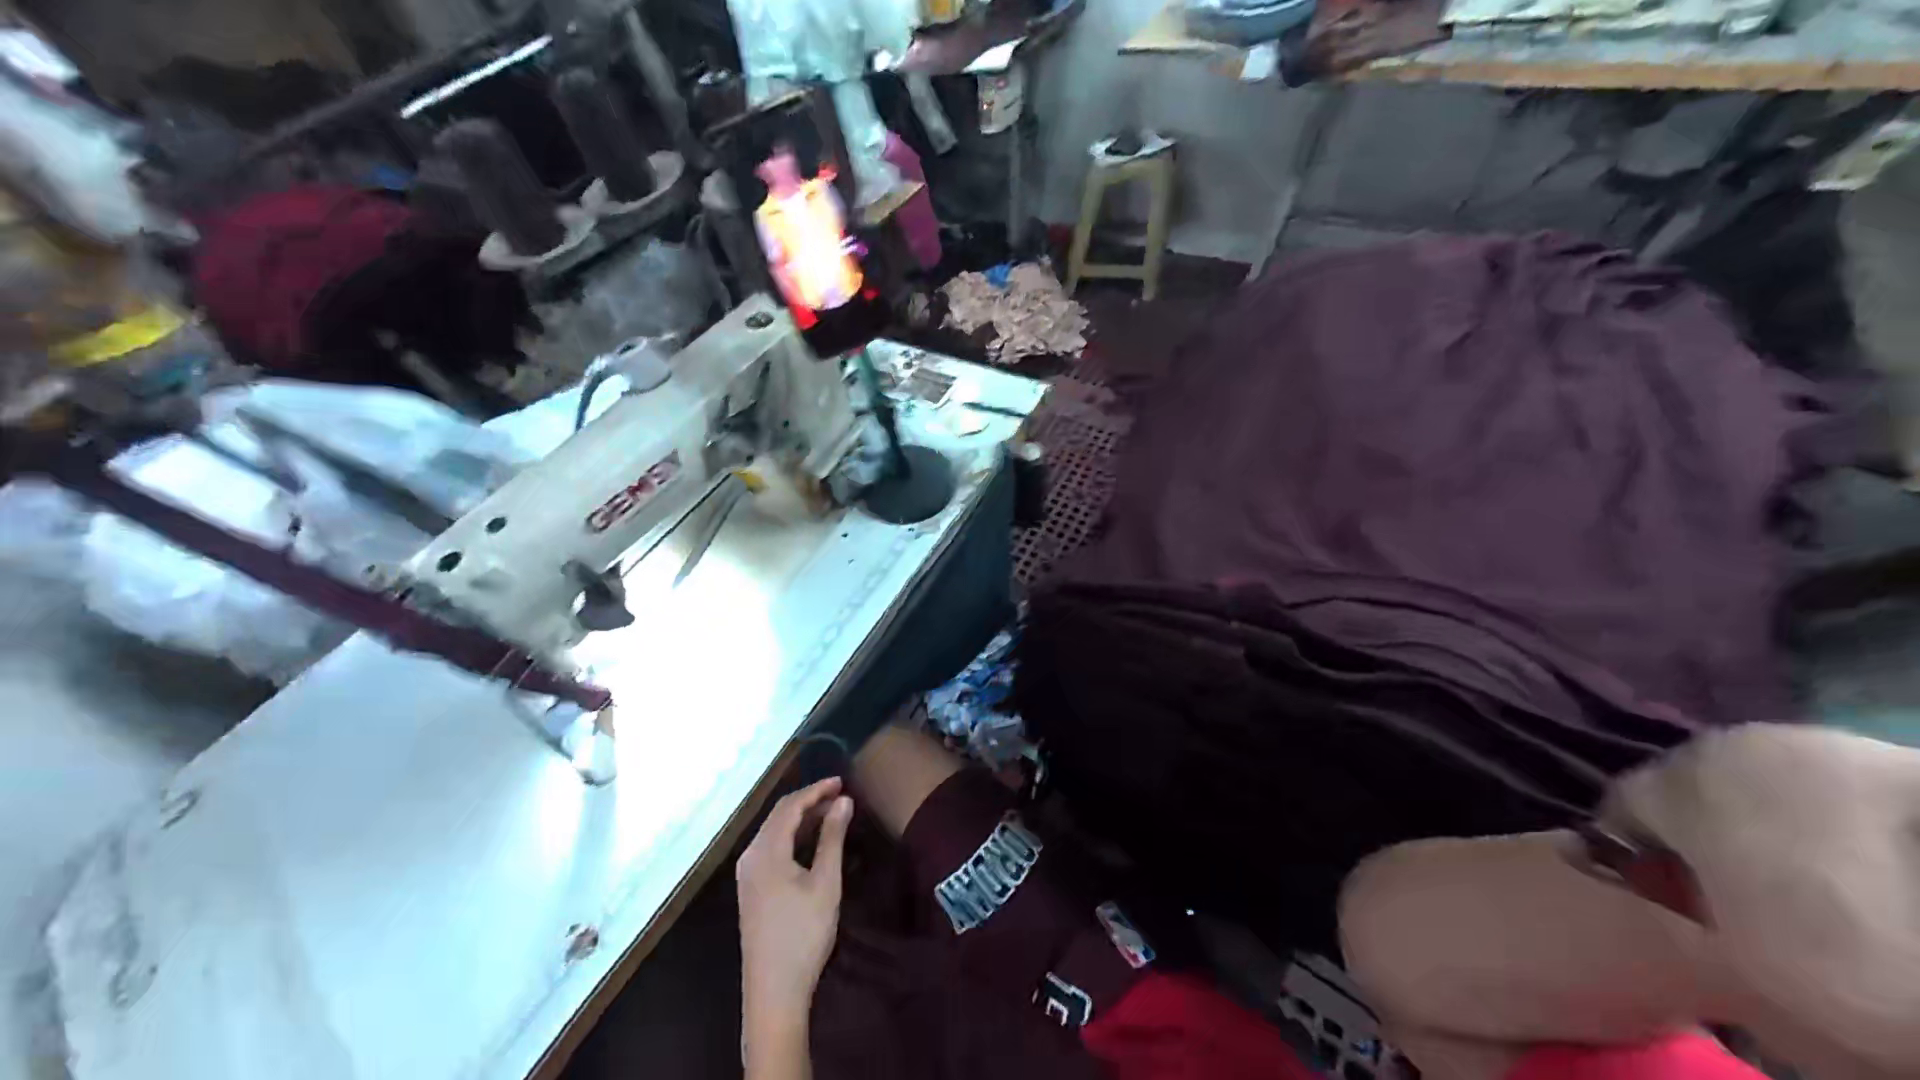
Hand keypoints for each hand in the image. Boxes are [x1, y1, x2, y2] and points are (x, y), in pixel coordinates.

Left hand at [737, 776, 853, 1014]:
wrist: (773, 992)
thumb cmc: (803, 934)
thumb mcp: (825, 883)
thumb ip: (833, 837)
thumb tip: (843, 801)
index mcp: (765, 851)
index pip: (790, 806)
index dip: (816, 790)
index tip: (842, 782)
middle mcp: (750, 856)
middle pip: (779, 816)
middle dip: (809, 801)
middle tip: (840, 795)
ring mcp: (747, 874)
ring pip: (775, 832)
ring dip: (802, 819)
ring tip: (832, 813)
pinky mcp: (751, 889)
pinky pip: (771, 848)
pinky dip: (793, 837)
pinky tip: (812, 841)